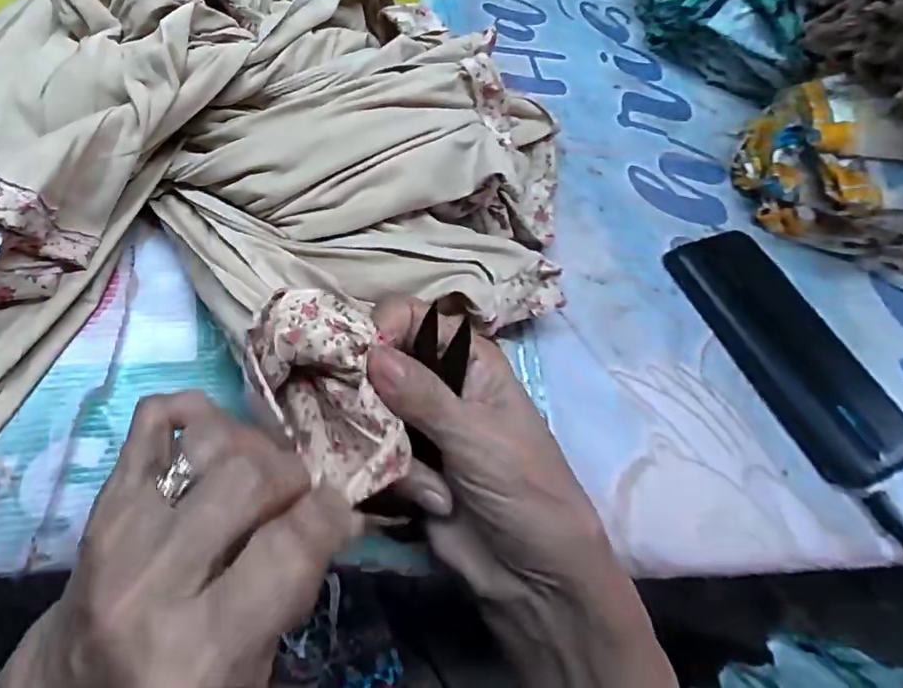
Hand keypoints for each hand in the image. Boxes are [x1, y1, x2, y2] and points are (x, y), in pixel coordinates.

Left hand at [0, 391, 359, 687]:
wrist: (75, 679)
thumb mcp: (242, 676)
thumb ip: (284, 595)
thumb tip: (329, 514)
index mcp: (198, 652)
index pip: (283, 554)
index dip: (327, 517)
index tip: (339, 505)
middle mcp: (155, 582)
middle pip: (245, 482)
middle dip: (289, 475)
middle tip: (298, 488)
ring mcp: (121, 529)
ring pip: (204, 442)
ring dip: (248, 443)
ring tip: (259, 464)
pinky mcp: (102, 496)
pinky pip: (150, 420)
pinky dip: (190, 408)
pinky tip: (211, 429)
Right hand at [367, 297, 675, 687]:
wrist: (538, 586)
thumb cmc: (528, 495)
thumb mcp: (479, 440)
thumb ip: (424, 396)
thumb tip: (371, 352)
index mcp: (466, 359)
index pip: (410, 316)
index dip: (383, 325)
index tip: (364, 354)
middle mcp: (434, 381)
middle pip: (377, 358)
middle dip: (371, 391)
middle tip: (380, 422)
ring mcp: (413, 421)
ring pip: (366, 404)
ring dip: (386, 442)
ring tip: (430, 482)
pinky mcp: (398, 459)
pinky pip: (368, 446)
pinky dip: (389, 472)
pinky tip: (430, 501)